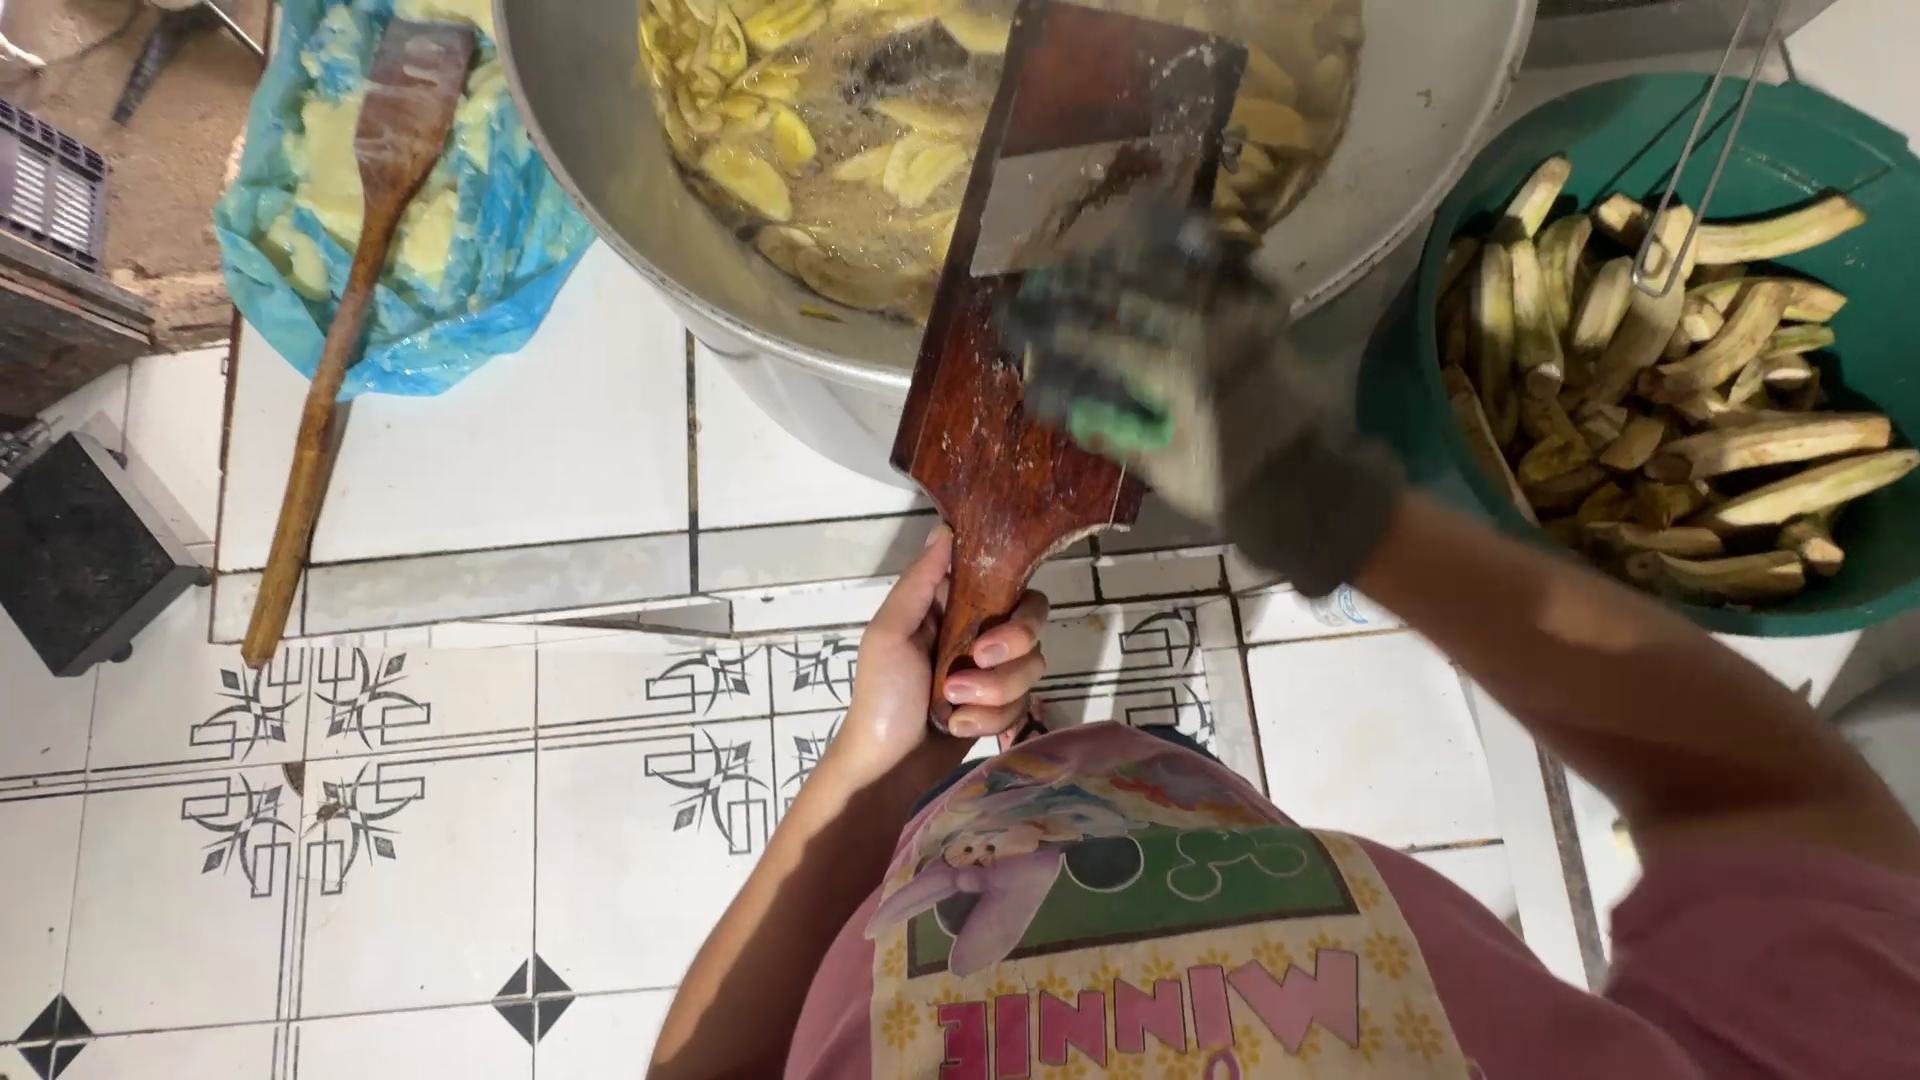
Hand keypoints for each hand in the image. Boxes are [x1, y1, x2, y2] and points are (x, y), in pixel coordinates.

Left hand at [825, 526, 1050, 787]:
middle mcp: (978, 631)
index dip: (1010, 596)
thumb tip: (945, 529)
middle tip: (979, 662)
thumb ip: (919, 582)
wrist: (888, 765)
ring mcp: (992, 671)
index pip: (1004, 580)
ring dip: (993, 692)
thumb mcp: (889, 632)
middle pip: (1032, 621)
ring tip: (954, 707)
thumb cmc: (882, 694)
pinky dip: (991, 719)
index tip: (997, 616)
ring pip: (1030, 667)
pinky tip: (959, 727)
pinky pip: (1022, 703)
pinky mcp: (1001, 706)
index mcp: (951, 606)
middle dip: (1012, 646)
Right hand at [997, 206, 1404, 596]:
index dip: (1057, 330)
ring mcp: (1237, 317)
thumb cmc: (1229, 485)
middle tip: (1045, 275)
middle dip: (1081, 286)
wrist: (1308, 482)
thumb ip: (1114, 431)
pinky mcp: (1263, 317)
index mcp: (1173, 373)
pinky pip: (1232, 269)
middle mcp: (1203, 332)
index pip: (1100, 340)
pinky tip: (1180, 229)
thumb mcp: (1163, 468)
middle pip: (1130, 297)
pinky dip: (1204, 248)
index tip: (1022, 318)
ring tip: (1093, 247)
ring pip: (1175, 274)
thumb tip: (1063, 405)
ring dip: (1129, 259)